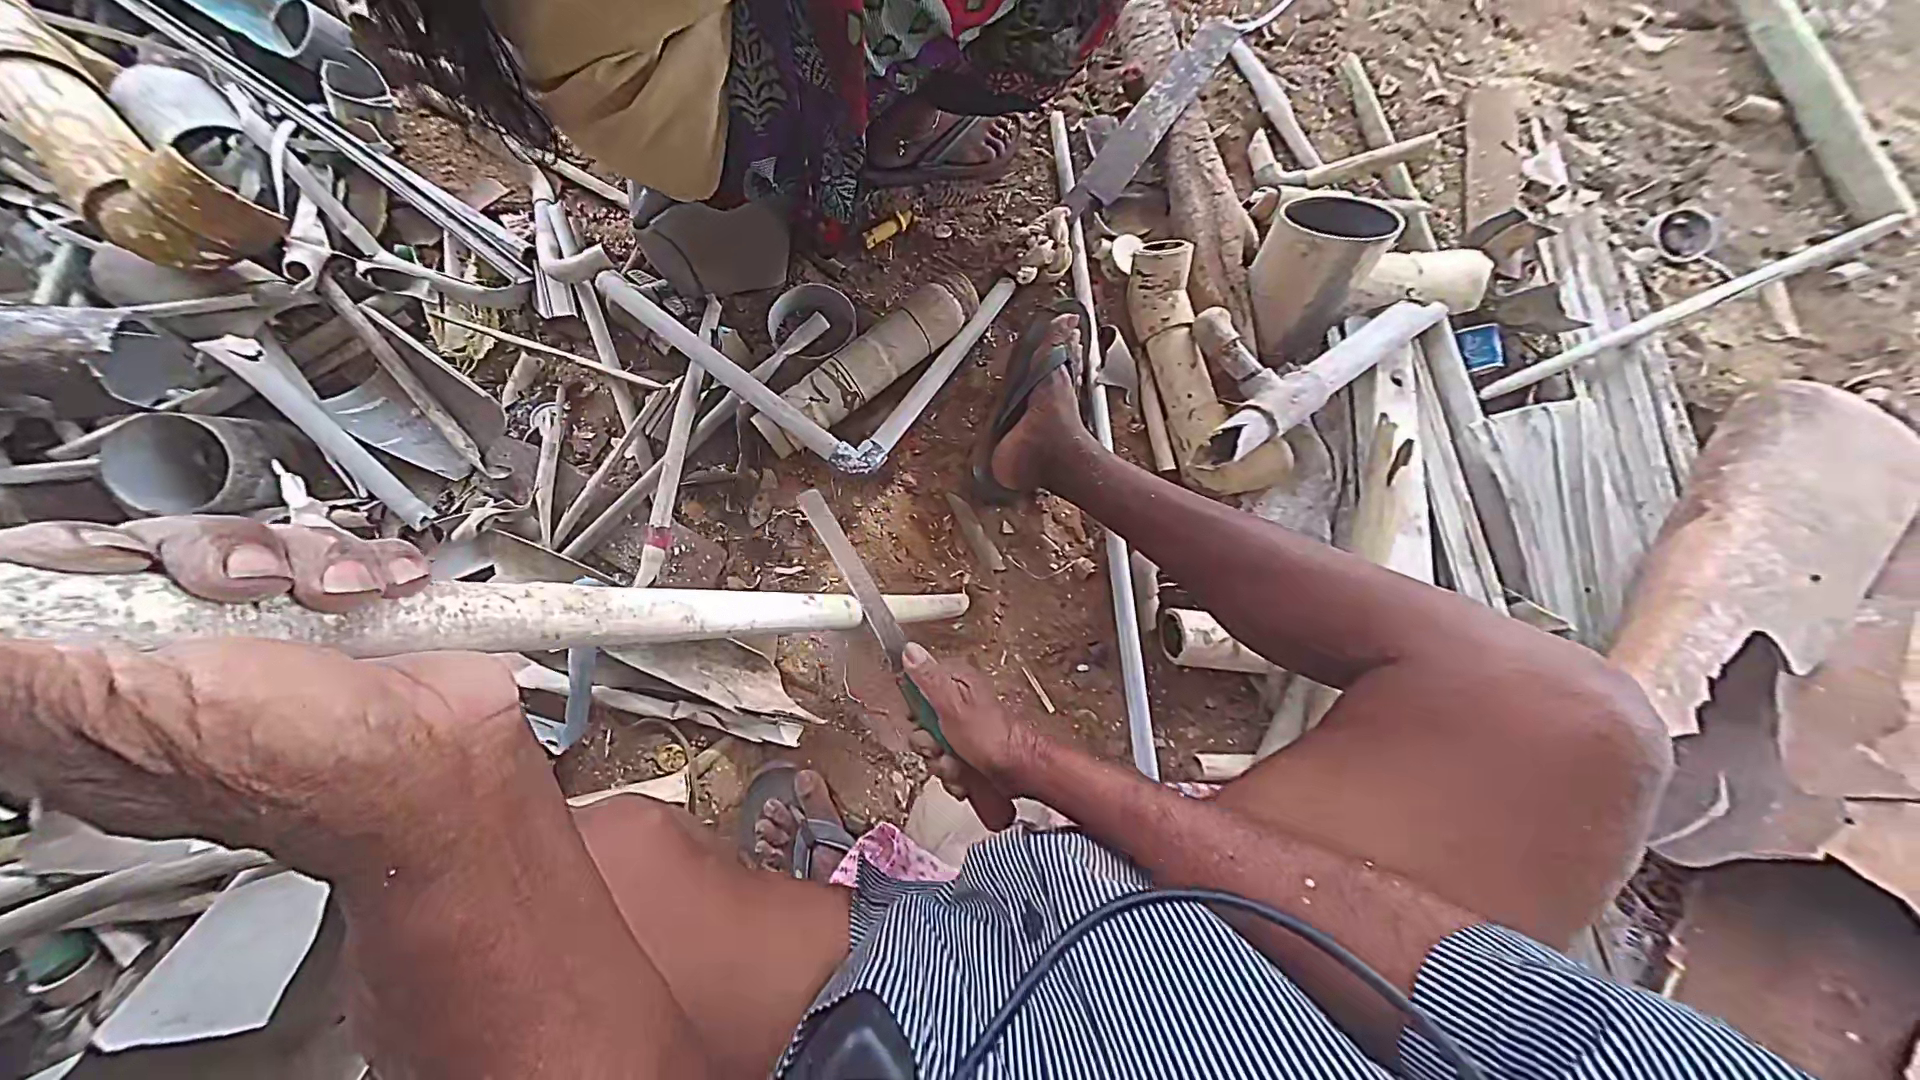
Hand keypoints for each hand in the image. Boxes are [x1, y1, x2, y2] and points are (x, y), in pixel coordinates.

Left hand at [0, 517, 535, 879]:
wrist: (448, 751)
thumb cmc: (315, 765)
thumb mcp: (131, 717)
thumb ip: (30, 676)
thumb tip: (5, 632)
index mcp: (104, 694)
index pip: (54, 593)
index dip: (85, 562)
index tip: (131, 569)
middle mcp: (194, 657)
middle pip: (165, 548)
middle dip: (217, 551)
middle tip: (248, 585)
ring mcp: (286, 630)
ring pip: (268, 538)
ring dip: (317, 558)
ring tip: (344, 598)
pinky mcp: (359, 609)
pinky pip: (352, 549)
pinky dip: (377, 561)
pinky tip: (383, 595)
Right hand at [903, 642, 1044, 803]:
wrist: (1019, 769)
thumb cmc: (994, 735)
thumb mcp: (952, 703)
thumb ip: (928, 677)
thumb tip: (909, 649)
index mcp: (955, 683)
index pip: (916, 687)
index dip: (913, 708)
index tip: (919, 718)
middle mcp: (958, 704)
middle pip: (920, 724)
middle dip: (927, 742)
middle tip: (941, 744)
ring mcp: (962, 730)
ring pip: (931, 749)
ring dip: (941, 762)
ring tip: (957, 761)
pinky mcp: (966, 753)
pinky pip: (945, 766)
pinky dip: (953, 775)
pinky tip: (964, 773)